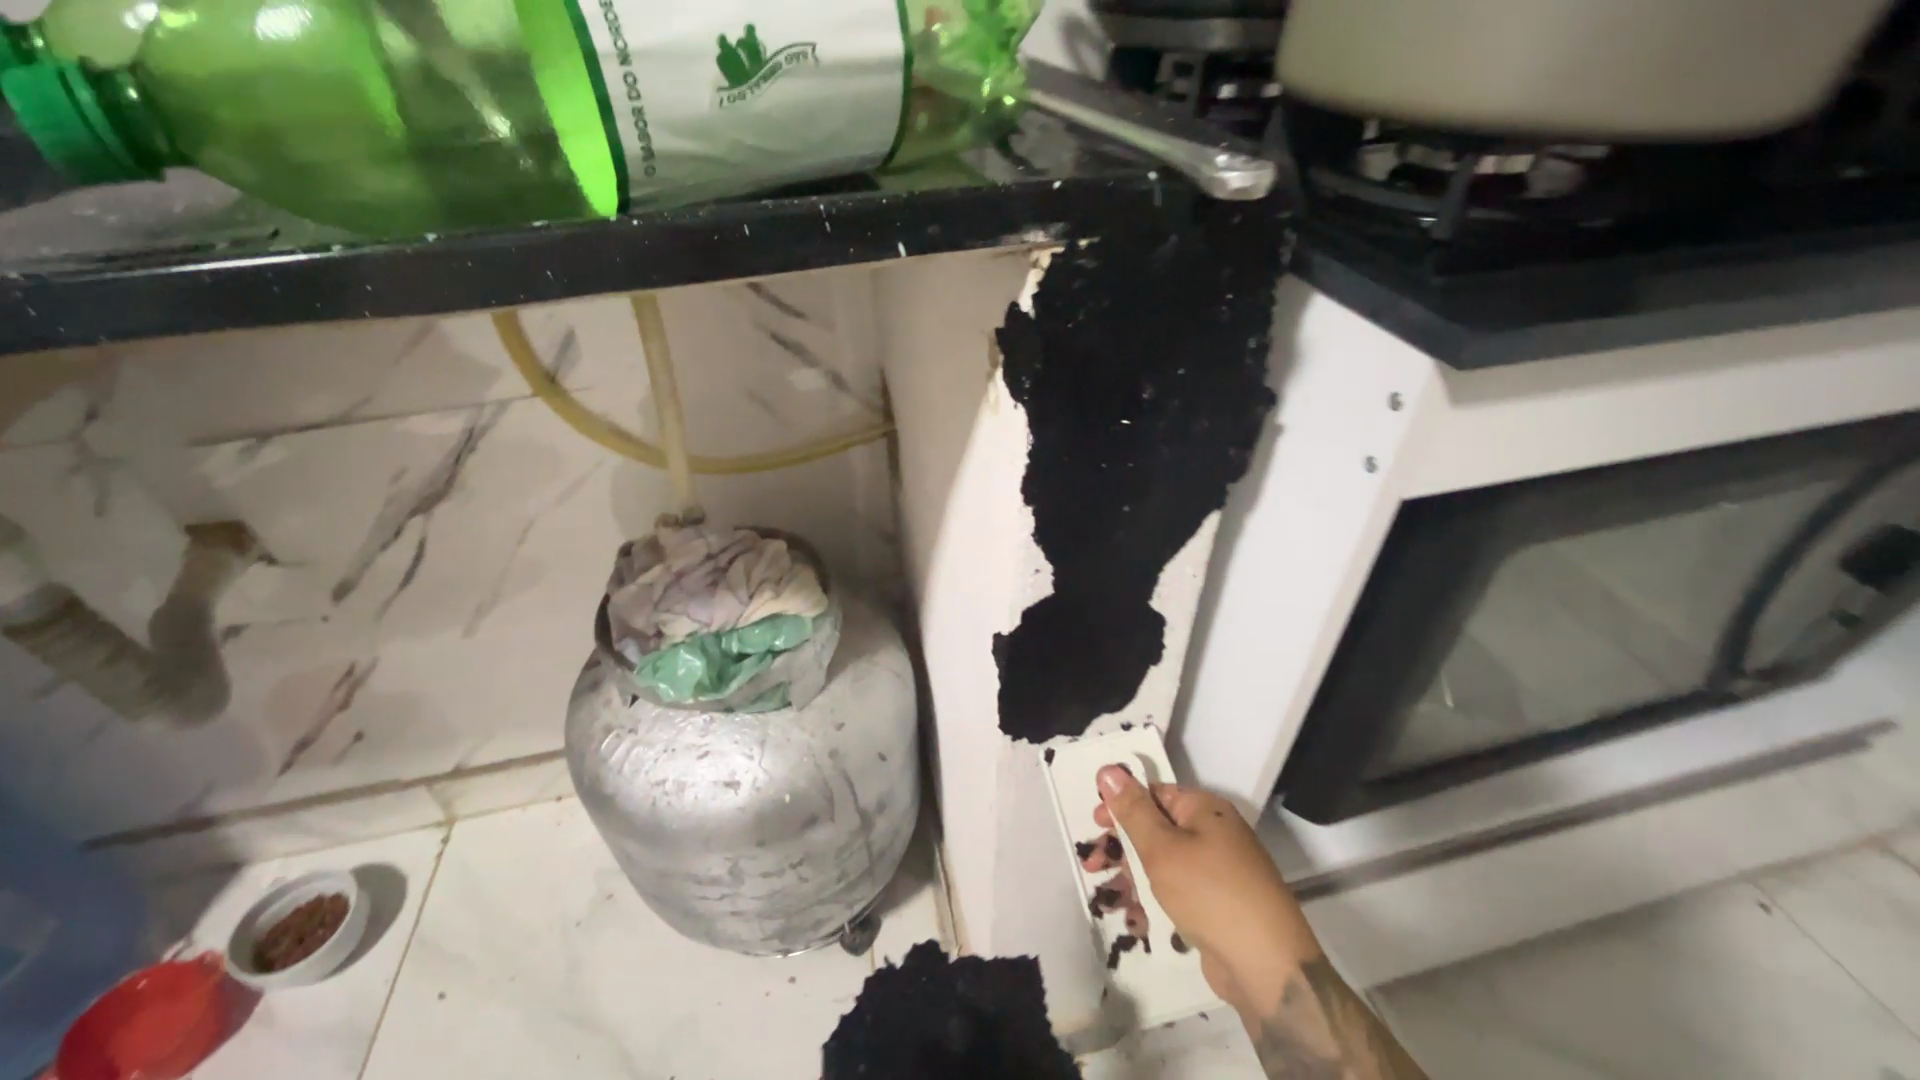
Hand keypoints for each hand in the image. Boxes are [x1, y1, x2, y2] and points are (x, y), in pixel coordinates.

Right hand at [1081, 764, 1321, 1016]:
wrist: (1265, 962)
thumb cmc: (1209, 892)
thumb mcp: (1161, 848)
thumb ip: (1132, 810)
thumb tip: (1109, 770)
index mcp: (1204, 810)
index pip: (1155, 793)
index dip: (1122, 805)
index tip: (1095, 825)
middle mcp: (1213, 834)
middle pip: (1157, 829)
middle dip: (1121, 847)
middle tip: (1092, 865)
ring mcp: (1217, 871)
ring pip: (1163, 864)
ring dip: (1133, 878)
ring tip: (1110, 898)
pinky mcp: (1216, 905)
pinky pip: (1177, 893)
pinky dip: (1155, 902)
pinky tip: (1135, 921)